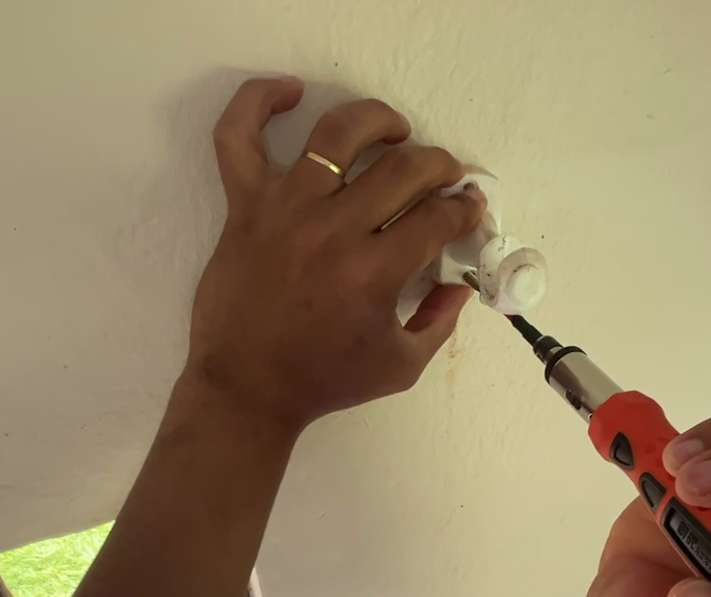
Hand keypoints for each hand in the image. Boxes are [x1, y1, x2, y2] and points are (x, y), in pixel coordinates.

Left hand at [183, 76, 485, 435]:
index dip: (465, 209)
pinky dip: (259, 101)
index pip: (437, 218)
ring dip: (379, 120)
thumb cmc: (324, 381)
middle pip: (403, 169)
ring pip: (337, 133)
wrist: (248, 389)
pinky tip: (290, 93)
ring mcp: (285, 211)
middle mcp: (333, 231)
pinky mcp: (245, 207)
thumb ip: (438, 324)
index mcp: (374, 274)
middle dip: (440, 165)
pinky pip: (239, 136)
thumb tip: (460, 286)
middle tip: (447, 175)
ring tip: (395, 130)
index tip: (470, 208)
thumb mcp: (400, 368)